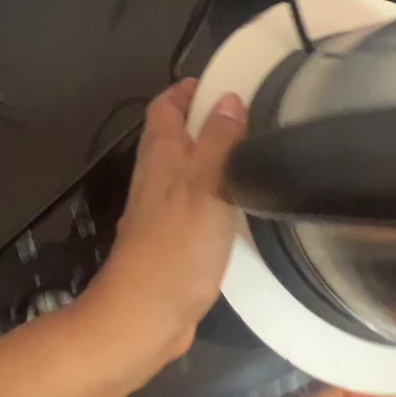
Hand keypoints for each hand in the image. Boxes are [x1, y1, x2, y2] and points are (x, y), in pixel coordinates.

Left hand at [81, 79, 247, 366]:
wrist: (145, 314)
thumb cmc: (175, 246)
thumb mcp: (206, 186)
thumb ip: (219, 142)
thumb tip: (228, 98)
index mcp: (161, 154)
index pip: (165, 106)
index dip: (186, 90)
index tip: (220, 82)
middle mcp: (156, 174)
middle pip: (175, 133)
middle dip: (203, 118)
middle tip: (247, 116)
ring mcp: (161, 207)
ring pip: (185, 166)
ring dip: (210, 154)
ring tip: (250, 153)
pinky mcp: (172, 237)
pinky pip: (193, 199)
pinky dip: (214, 189)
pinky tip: (239, 203)